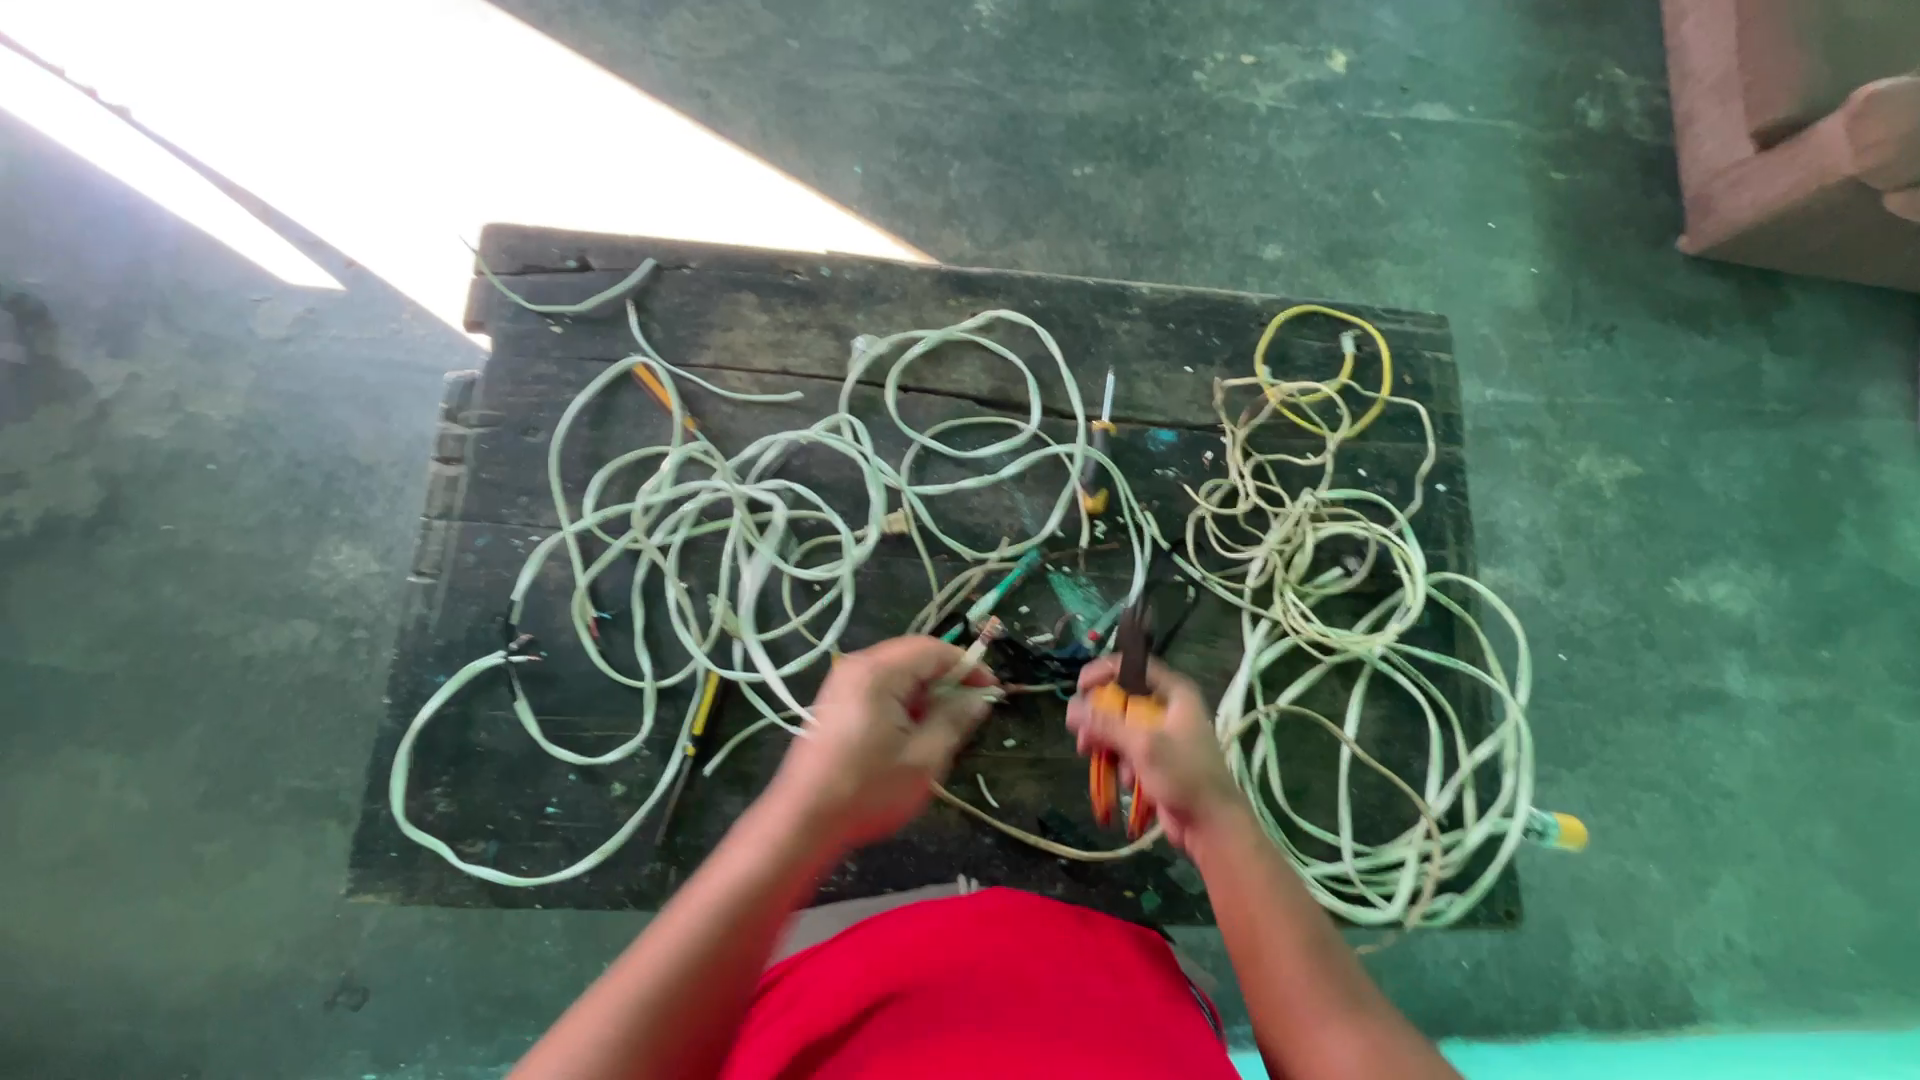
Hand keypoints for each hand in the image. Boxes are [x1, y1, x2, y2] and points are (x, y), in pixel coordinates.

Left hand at [770, 636, 998, 849]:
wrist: (802, 821)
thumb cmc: (866, 791)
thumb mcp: (924, 759)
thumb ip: (955, 720)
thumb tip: (981, 698)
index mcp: (878, 672)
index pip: (934, 649)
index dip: (968, 666)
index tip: (993, 691)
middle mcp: (857, 665)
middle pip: (915, 655)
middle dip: (948, 677)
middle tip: (973, 707)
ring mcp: (843, 681)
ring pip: (899, 670)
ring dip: (927, 689)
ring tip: (947, 721)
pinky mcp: (837, 700)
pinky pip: (881, 685)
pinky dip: (905, 698)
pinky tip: (915, 727)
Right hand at [1066, 655, 1246, 850]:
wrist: (1211, 824)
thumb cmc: (1185, 776)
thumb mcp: (1144, 745)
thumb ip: (1106, 723)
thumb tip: (1070, 707)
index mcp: (1174, 692)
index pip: (1132, 666)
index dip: (1104, 671)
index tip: (1081, 688)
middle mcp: (1166, 707)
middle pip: (1120, 697)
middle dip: (1098, 716)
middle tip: (1081, 733)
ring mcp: (1160, 733)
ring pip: (1118, 725)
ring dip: (1106, 742)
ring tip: (1094, 757)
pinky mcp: (1153, 758)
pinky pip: (1124, 749)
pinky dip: (1118, 761)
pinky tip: (1123, 778)